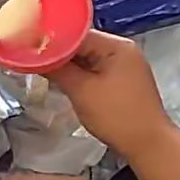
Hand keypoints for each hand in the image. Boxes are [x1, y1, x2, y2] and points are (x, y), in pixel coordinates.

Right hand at [43, 30, 177, 160]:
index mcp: (116, 46)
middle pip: (84, 46)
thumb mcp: (82, 91)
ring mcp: (126, 67)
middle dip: (60, 55)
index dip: (52, 41)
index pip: (78, 35)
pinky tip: (65, 84)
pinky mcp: (125, 82)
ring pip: (90, 60)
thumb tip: (36, 57)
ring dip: (70, 67)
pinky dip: (82, 77)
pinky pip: (98, 72)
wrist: (149, 145)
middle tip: (33, 61)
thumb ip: (58, 70)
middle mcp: (123, 51)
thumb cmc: (115, 115)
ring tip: (44, 72)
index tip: (30, 48)